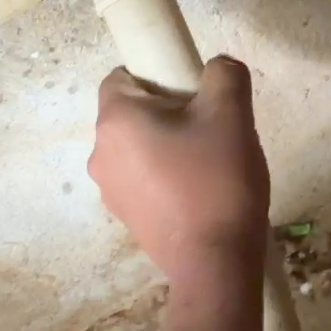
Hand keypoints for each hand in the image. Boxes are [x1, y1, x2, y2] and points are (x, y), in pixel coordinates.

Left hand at [88, 57, 269, 281]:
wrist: (213, 263)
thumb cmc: (216, 180)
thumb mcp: (231, 115)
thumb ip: (224, 75)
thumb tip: (219, 67)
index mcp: (115, 120)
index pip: (120, 76)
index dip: (156, 74)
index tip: (191, 92)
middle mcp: (99, 152)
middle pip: (129, 113)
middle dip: (164, 111)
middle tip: (206, 126)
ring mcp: (109, 189)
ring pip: (136, 147)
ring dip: (165, 145)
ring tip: (206, 163)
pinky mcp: (125, 216)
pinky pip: (141, 179)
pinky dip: (163, 176)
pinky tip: (197, 192)